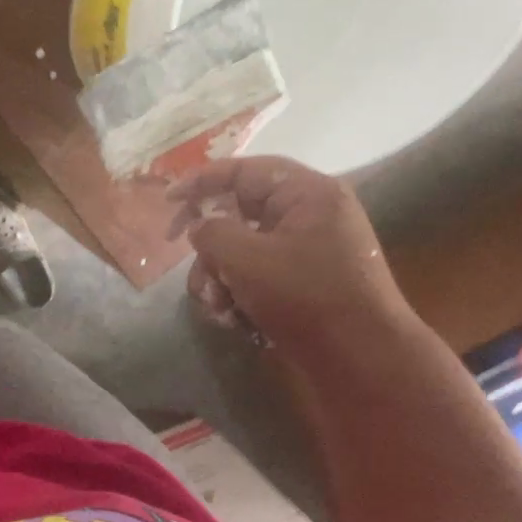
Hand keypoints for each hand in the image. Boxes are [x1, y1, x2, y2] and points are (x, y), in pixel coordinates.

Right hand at [170, 156, 417, 352]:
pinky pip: (251, 274)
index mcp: (306, 195)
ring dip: (216, 278)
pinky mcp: (295, 278)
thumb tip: (198, 226)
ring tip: (218, 307)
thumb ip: (212, 234)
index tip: (167, 199)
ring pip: (238, 250)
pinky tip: (232, 318)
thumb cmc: (304, 295)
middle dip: (208, 245)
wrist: (353, 349)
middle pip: (237, 214)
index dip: (203, 180)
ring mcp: (302, 248)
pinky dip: (233, 293)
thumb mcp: (246, 260)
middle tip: (180, 257)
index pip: (247, 171)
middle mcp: (307, 215)